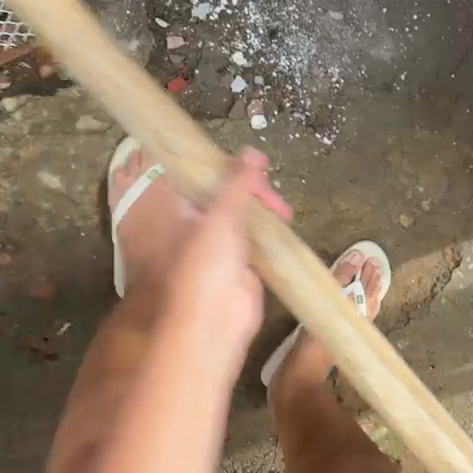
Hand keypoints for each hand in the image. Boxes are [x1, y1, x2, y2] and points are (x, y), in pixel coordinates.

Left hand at [163, 148, 290, 354]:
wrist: (216, 320)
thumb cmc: (208, 265)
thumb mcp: (222, 215)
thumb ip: (239, 183)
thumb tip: (252, 151)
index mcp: (187, 213)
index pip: (206, 179)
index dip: (229, 168)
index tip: (256, 164)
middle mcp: (203, 226)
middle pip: (231, 195)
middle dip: (255, 190)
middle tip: (273, 196)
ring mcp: (225, 245)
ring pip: (247, 215)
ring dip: (265, 209)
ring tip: (282, 211)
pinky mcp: (245, 262)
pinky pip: (259, 237)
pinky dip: (272, 230)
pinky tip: (285, 227)